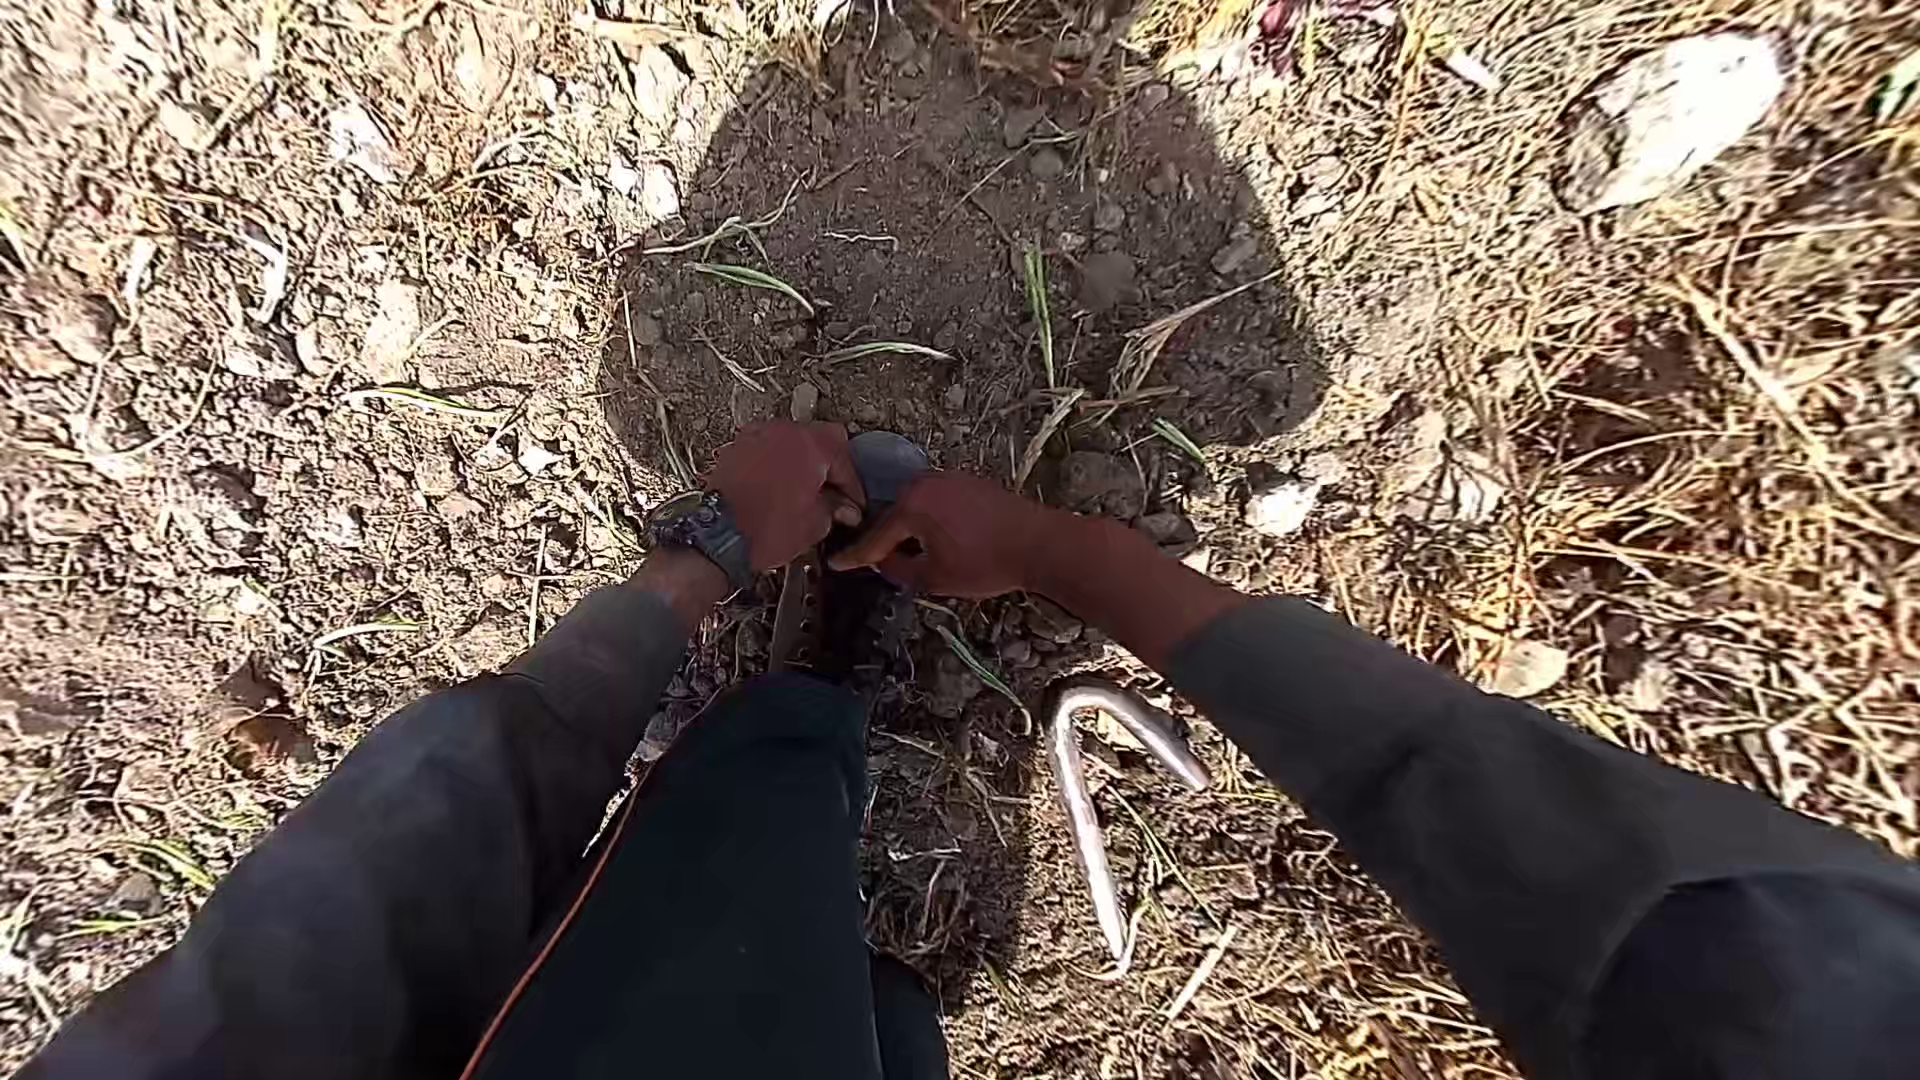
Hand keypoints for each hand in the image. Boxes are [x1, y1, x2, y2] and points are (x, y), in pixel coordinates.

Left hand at [705, 422, 864, 569]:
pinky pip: (767, 451)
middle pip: (819, 440)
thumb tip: (843, 508)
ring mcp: (755, 438)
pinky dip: (778, 466)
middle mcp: (782, 433)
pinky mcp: (735, 451)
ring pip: (791, 442)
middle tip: (835, 494)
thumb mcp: (815, 523)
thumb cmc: (763, 530)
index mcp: (810, 445)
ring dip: (803, 463)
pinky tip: (781, 490)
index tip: (853, 504)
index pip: (845, 460)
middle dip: (830, 467)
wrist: (718, 541)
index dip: (853, 487)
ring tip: (807, 493)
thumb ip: (835, 509)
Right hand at [828, 472, 1058, 597]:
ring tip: (913, 554)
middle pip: (895, 516)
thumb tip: (885, 562)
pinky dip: (932, 519)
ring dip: (912, 529)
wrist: (1039, 543)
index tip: (837, 563)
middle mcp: (926, 483)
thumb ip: (899, 570)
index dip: (856, 556)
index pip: (875, 536)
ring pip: (917, 507)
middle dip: (887, 540)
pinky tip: (941, 537)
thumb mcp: (935, 578)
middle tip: (879, 563)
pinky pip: (938, 501)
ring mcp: (950, 478)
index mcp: (912, 505)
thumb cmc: (987, 563)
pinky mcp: (969, 481)